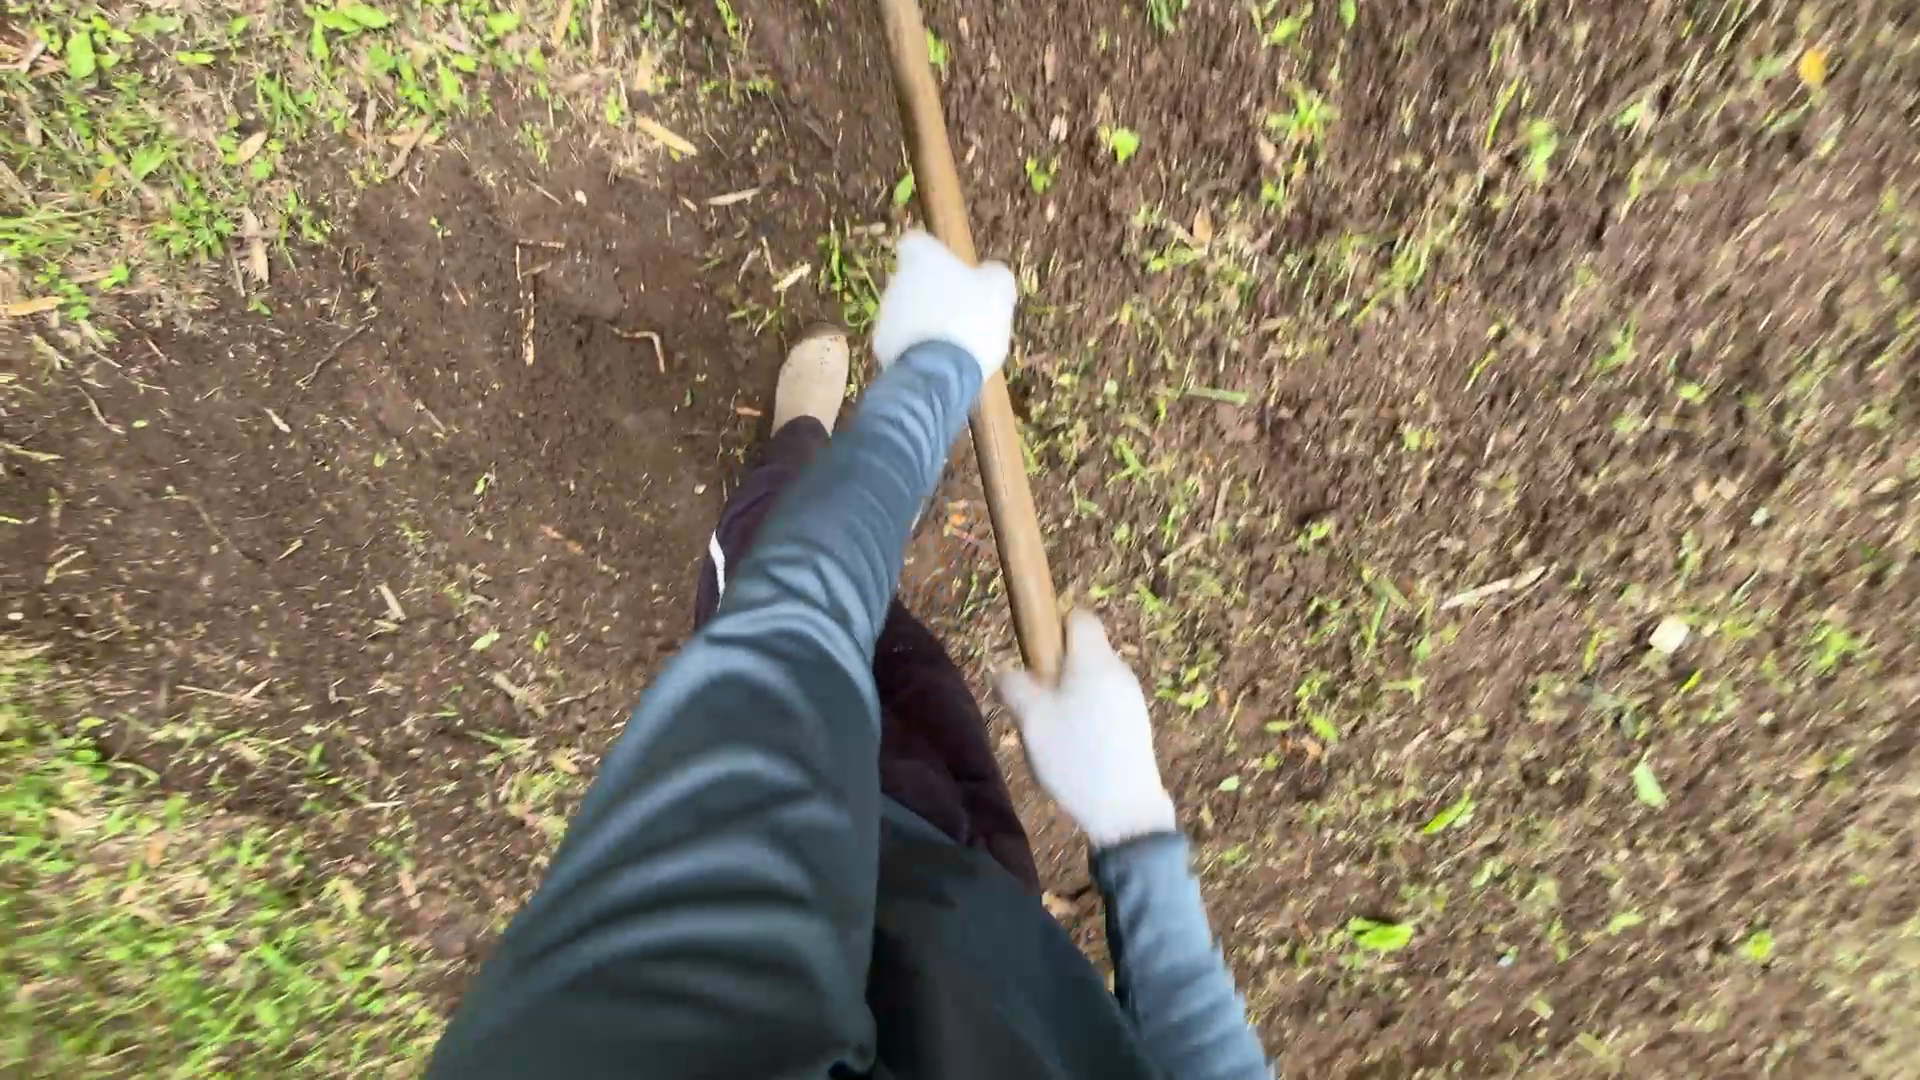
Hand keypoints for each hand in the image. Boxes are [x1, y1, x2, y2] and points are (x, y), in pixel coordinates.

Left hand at [871, 230, 1017, 378]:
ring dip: (922, 324)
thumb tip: (989, 274)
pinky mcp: (881, 348)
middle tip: (959, 315)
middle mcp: (896, 282)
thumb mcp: (998, 292)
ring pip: (905, 314)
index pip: (916, 243)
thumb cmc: (972, 322)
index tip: (948, 270)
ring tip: (950, 346)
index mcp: (921, 259)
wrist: (941, 374)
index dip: (932, 256)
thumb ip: (994, 275)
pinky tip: (936, 364)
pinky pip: (900, 344)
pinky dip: (915, 350)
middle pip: (912, 282)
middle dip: (931, 295)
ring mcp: (885, 316)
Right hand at [997, 612, 1176, 849]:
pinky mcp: (1137, 723)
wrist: (1125, 811)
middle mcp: (1119, 670)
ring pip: (1093, 678)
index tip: (1036, 657)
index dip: (1054, 627)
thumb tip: (1002, 671)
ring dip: (1071, 693)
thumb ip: (1013, 686)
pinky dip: (1088, 712)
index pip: (1079, 617)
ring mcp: (1132, 698)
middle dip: (1058, 668)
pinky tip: (1076, 747)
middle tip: (1038, 702)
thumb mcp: (1031, 719)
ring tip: (1055, 730)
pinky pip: (1106, 701)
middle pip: (1085, 650)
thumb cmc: (1075, 755)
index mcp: (1094, 660)